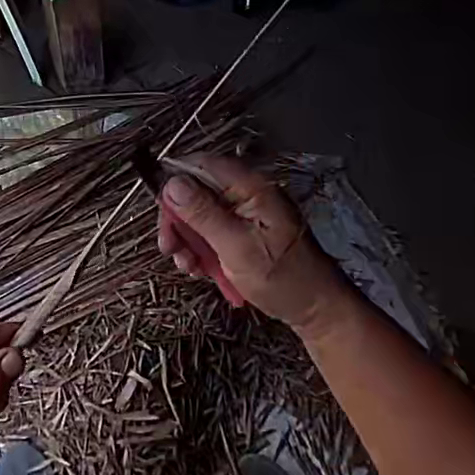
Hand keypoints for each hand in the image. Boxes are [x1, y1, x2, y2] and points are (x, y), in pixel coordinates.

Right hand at [155, 154, 349, 334]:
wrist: (316, 309)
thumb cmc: (283, 278)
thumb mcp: (236, 247)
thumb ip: (203, 214)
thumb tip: (172, 183)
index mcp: (251, 188)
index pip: (205, 164)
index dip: (176, 178)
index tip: (158, 204)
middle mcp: (248, 195)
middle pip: (199, 192)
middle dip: (178, 218)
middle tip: (167, 245)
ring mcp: (246, 215)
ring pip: (202, 215)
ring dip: (187, 238)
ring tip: (185, 264)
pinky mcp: (245, 234)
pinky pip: (213, 233)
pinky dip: (201, 249)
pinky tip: (198, 268)